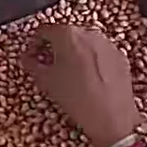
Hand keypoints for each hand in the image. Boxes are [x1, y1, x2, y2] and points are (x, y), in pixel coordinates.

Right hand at [19, 24, 140, 146]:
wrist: (111, 116)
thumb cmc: (76, 97)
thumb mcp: (46, 81)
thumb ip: (32, 65)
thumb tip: (27, 59)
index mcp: (67, 34)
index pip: (43, 30)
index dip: (34, 43)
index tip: (32, 55)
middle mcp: (89, 33)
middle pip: (65, 34)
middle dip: (54, 47)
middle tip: (48, 65)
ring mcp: (106, 43)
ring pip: (83, 43)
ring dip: (73, 53)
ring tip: (68, 74)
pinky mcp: (119, 56)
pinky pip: (99, 53)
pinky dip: (90, 60)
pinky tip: (87, 79)